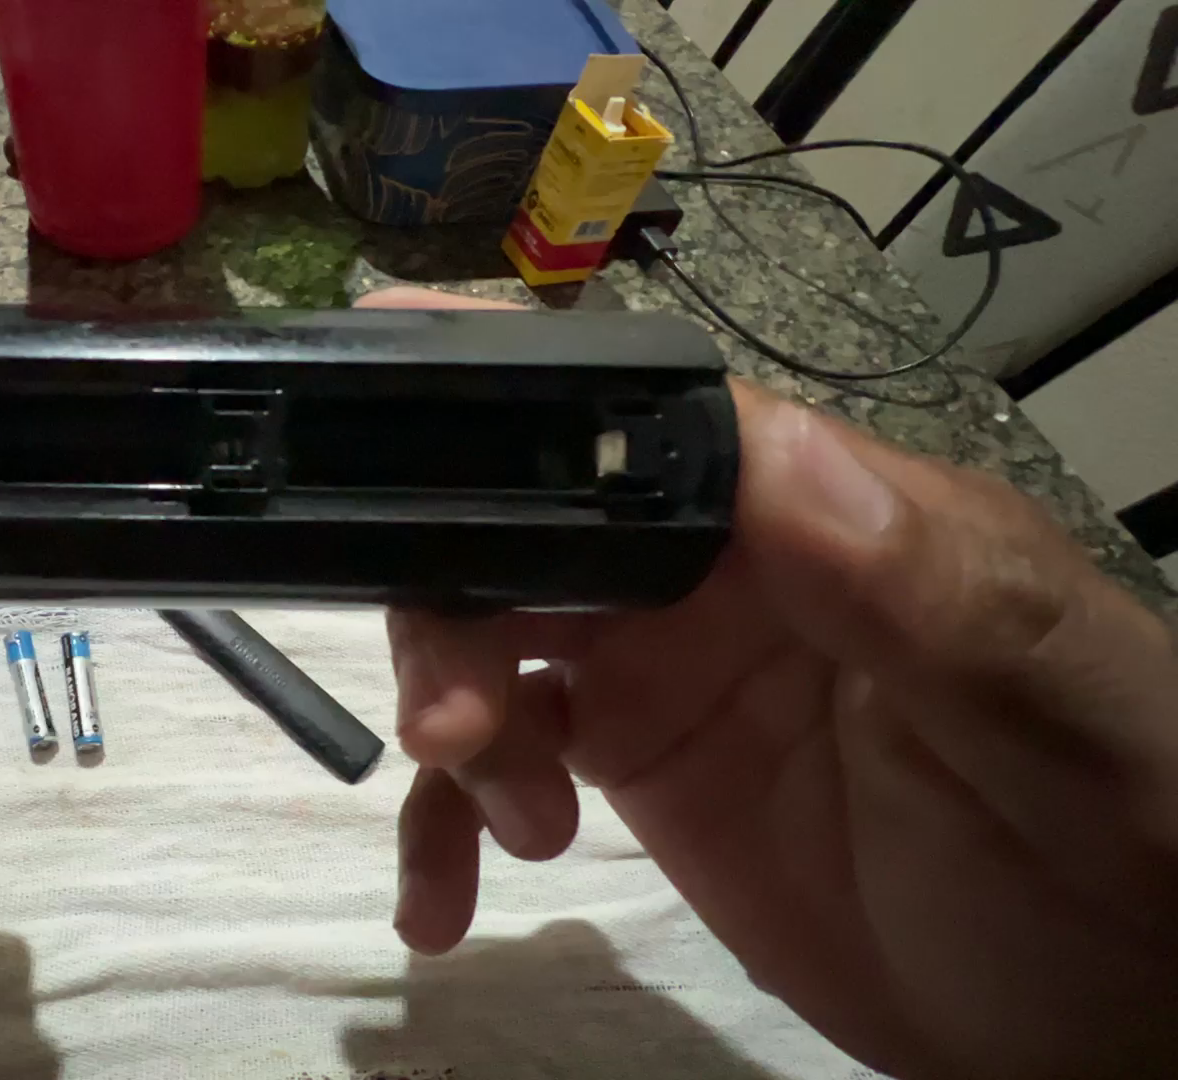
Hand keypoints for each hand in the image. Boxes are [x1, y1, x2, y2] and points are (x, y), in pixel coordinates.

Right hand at [366, 287, 1177, 1078]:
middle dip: (450, 630)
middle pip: (506, 552)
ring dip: (450, 731)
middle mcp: (684, 574)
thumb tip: (775, 457)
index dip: (497, 420)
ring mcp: (630, 663)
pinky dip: (443, 821)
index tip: (384, 447)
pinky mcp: (598, 751)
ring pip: (472, 652)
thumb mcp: (1064, 732)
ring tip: (510, 824)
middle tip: (451, 732)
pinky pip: (484, 764)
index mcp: (783, 521)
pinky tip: (438, 897)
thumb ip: (935, 589)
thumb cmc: (1112, 864)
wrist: (1082, 1019)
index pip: (622, 432)